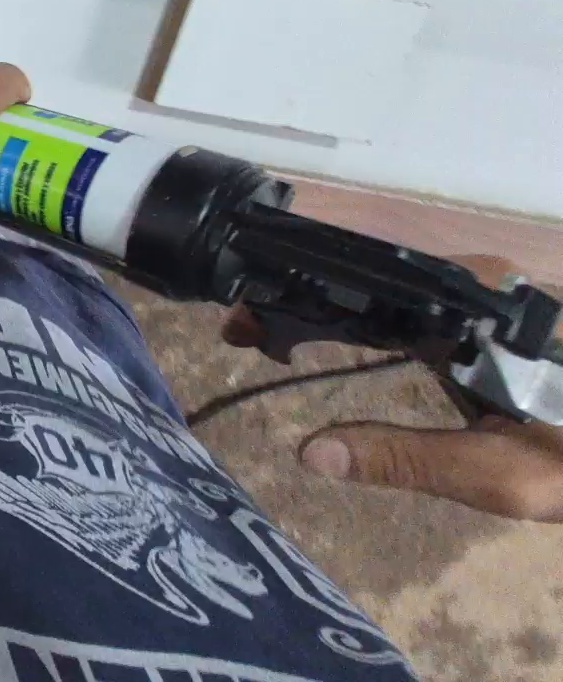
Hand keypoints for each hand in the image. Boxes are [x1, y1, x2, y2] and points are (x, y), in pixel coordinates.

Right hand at [225, 255, 562, 520]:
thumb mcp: (512, 473)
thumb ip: (409, 457)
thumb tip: (309, 452)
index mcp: (473, 304)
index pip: (351, 284)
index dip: (283, 302)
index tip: (240, 329)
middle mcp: (480, 282)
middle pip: (359, 279)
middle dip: (295, 302)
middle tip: (247, 334)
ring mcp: (494, 293)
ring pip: (384, 287)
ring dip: (325, 307)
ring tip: (276, 334)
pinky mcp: (503, 310)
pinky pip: (414, 299)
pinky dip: (364, 314)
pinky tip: (339, 334)